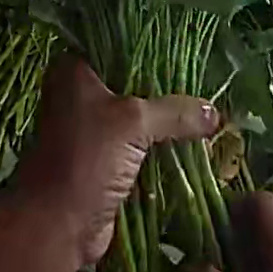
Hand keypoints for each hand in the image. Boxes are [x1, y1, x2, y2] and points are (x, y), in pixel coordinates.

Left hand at [6, 56, 219, 271]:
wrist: (58, 225)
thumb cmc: (86, 157)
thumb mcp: (133, 122)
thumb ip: (174, 112)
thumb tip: (214, 111)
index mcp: (75, 69)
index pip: (118, 46)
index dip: (150, 48)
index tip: (185, 51)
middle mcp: (78, 92)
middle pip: (129, 82)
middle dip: (162, 89)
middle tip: (201, 85)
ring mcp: (88, 127)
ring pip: (133, 116)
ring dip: (161, 122)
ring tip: (200, 115)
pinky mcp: (99, 158)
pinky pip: (134, 145)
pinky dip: (155, 147)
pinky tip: (187, 145)